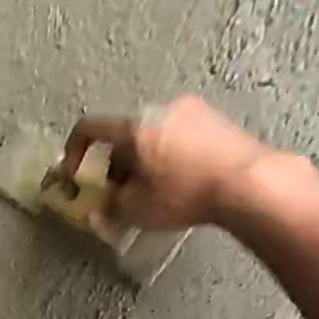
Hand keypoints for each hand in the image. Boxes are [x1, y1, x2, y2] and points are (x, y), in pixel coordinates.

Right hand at [52, 96, 318, 229]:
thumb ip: (110, 207)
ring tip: (153, 192)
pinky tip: (180, 183)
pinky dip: (169, 157)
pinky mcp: (215, 121)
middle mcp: (161, 109)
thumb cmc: (184, 194)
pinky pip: (179, 137)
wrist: (246, 182)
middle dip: (116, 163)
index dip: (74, 150)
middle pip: (124, 134)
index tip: (73, 173)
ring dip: (143, 161)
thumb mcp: (136, 209)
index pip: (90, 127)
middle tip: (119, 193)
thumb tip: (98, 208)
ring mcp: (191, 111)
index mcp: (135, 127)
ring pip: (152, 135)